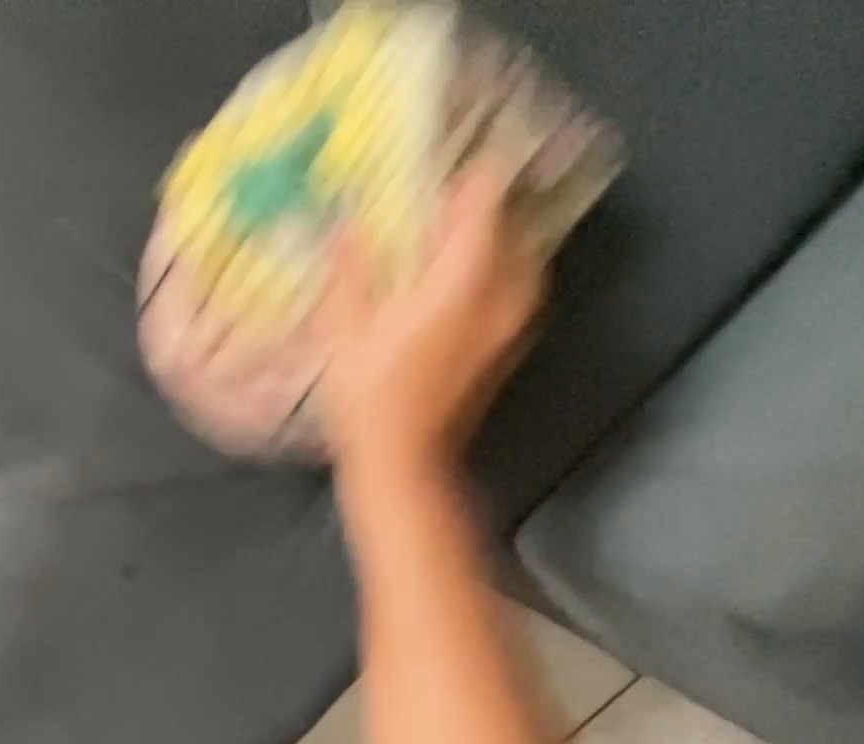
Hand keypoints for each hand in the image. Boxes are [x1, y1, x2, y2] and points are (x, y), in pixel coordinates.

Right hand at [317, 162, 544, 469]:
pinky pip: (514, 279)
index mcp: (463, 279)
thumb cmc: (369, 398)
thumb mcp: (345, 332)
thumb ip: (352, 273)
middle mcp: (505, 289)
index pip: (481, 198)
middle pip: (506, 220)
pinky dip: (489, 267)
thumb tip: (348, 227)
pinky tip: (450, 280)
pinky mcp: (514, 336)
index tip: (429, 164)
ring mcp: (517, 315)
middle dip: (472, 205)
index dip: (459, 174)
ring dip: (484, 236)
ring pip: (516, 250)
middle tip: (428, 201)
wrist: (406, 460)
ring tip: (439, 237)